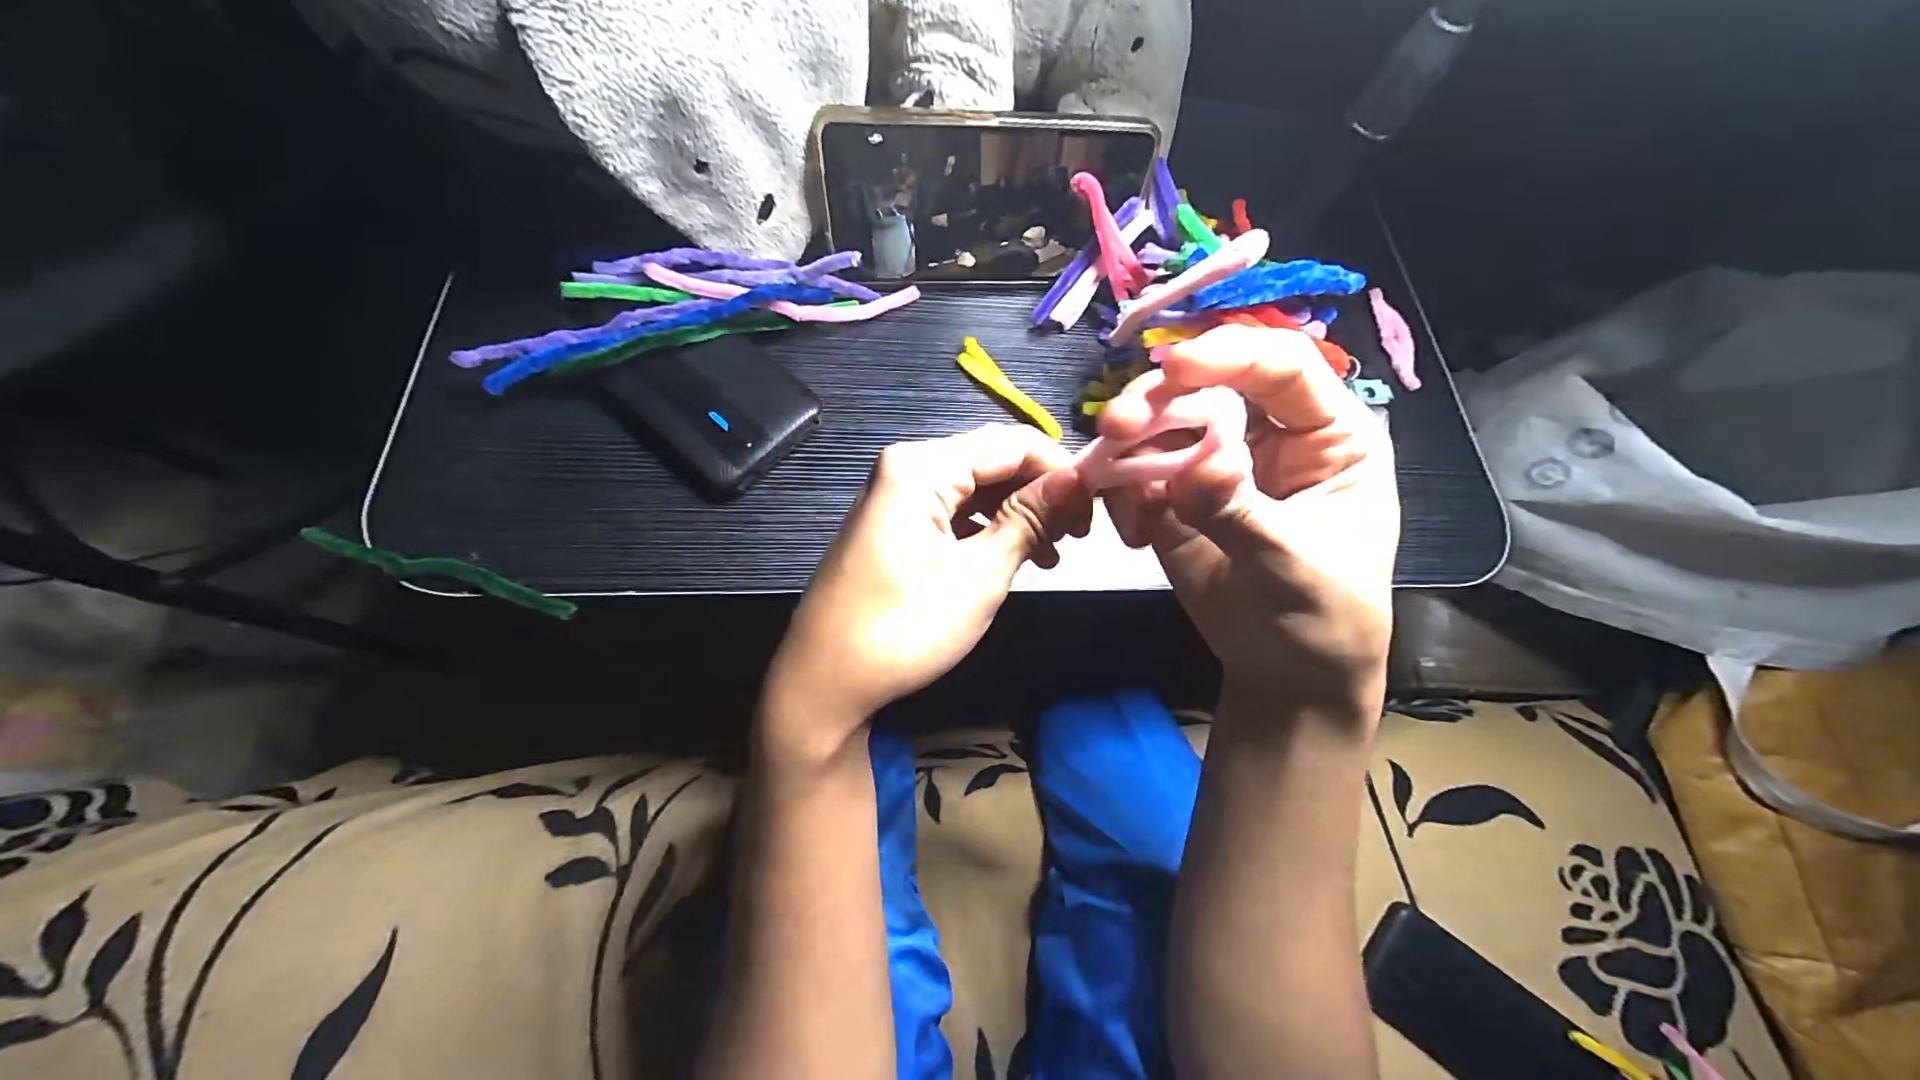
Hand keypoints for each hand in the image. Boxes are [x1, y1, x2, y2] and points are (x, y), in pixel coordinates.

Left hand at [764, 424, 1092, 752]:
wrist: (826, 682)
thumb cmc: (905, 628)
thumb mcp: (980, 574)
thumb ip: (1029, 518)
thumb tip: (1076, 480)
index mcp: (922, 466)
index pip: (1011, 444)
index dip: (1060, 470)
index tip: (1097, 505)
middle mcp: (906, 468)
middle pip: (991, 462)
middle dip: (1040, 493)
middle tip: (1080, 535)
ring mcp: (895, 497)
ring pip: (974, 489)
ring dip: (1018, 515)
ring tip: (1053, 553)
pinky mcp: (894, 526)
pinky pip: (952, 512)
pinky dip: (986, 530)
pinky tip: (1016, 555)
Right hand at [1101, 324, 1398, 717]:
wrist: (1283, 673)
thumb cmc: (1320, 616)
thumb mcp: (1293, 567)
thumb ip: (1242, 512)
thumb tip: (1198, 464)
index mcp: (1326, 434)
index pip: (1281, 367)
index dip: (1229, 355)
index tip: (1173, 369)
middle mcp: (1267, 436)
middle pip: (1207, 388)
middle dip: (1156, 402)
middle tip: (1113, 427)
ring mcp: (1215, 465)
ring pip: (1162, 427)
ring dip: (1127, 447)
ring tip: (1107, 482)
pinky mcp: (1175, 498)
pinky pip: (1137, 475)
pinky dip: (1121, 493)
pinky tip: (1132, 533)